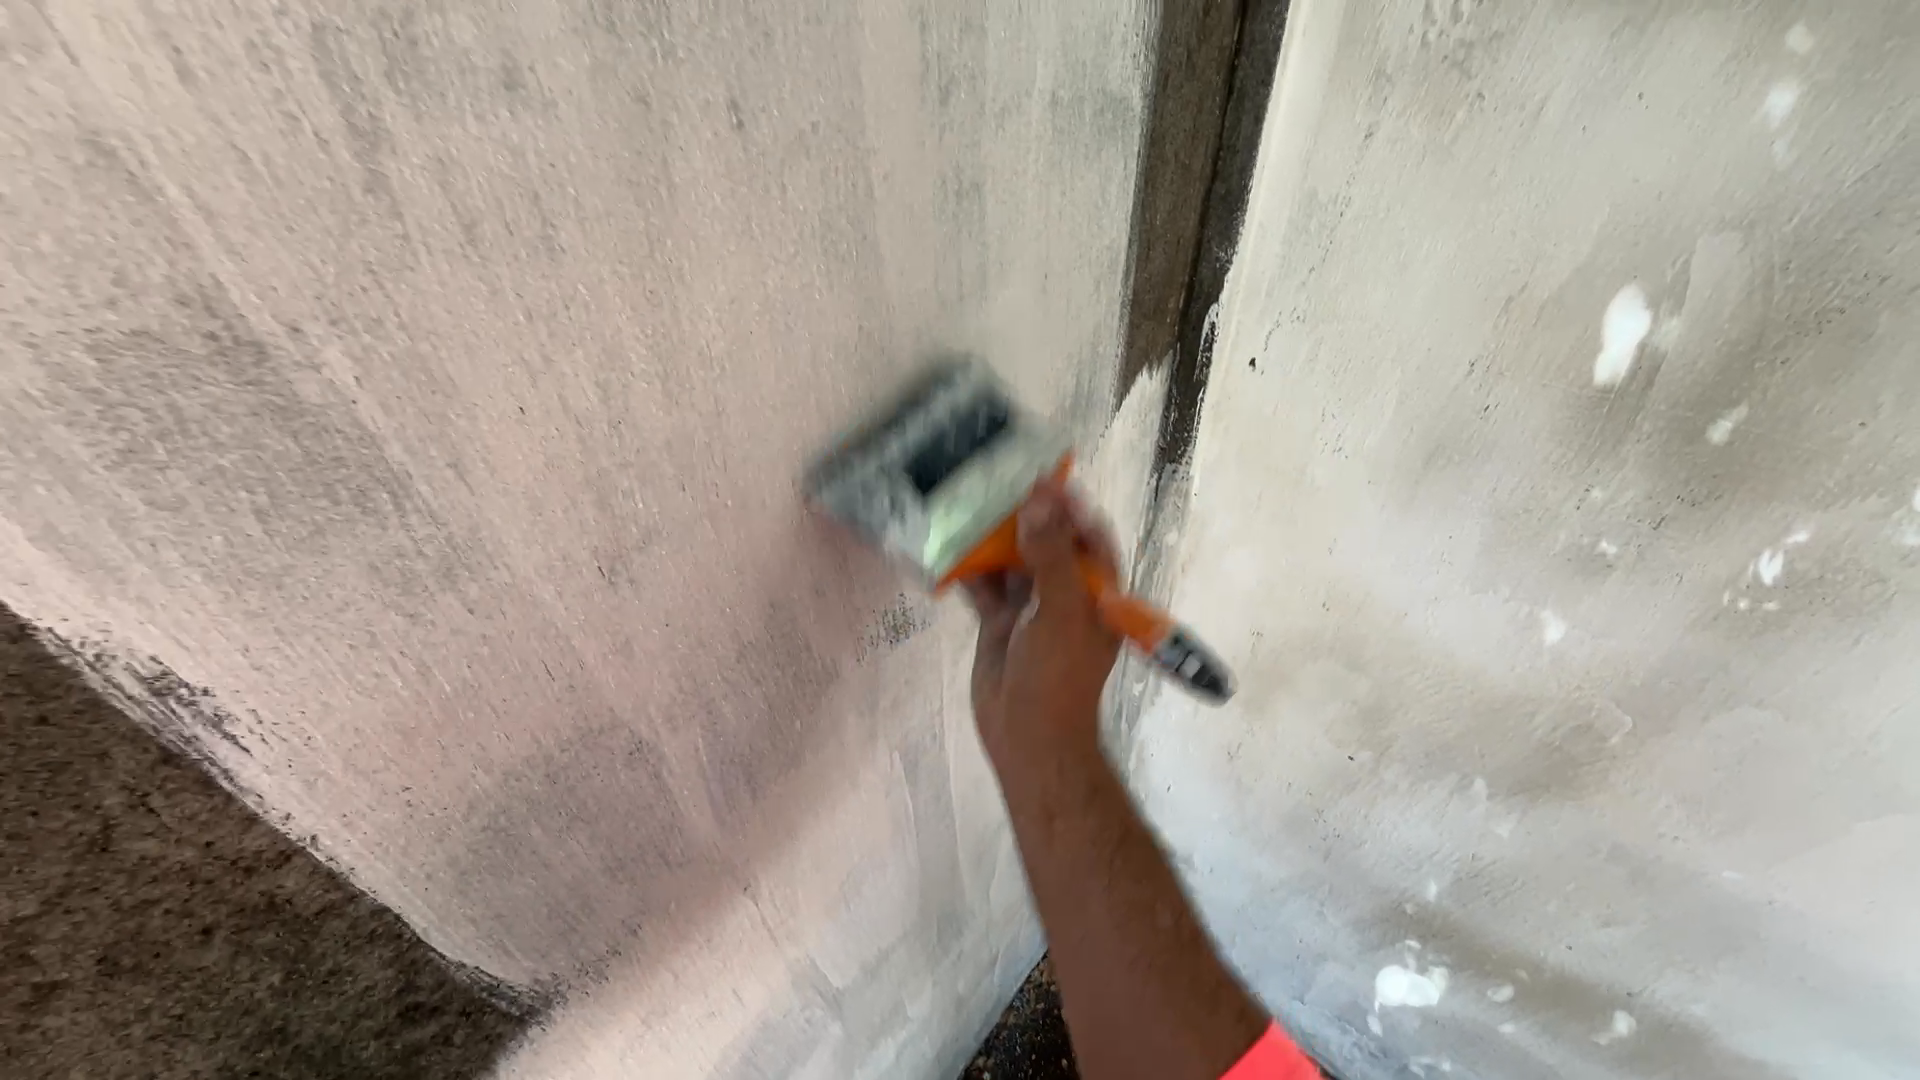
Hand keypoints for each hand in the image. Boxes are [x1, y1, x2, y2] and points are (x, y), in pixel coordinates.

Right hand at [962, 482, 1123, 760]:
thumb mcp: (1062, 611)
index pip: (1088, 535)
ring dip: (992, 538)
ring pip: (1013, 561)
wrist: (1027, 736)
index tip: (1042, 477)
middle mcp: (1065, 592)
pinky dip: (968, 570)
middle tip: (993, 483)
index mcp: (1095, 589)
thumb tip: (1039, 501)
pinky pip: (985, 587)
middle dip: (1024, 516)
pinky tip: (945, 546)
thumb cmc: (1058, 675)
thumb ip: (1052, 555)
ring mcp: (1031, 607)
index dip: (1069, 506)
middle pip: (1047, 542)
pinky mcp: (1000, 622)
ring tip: (966, 503)